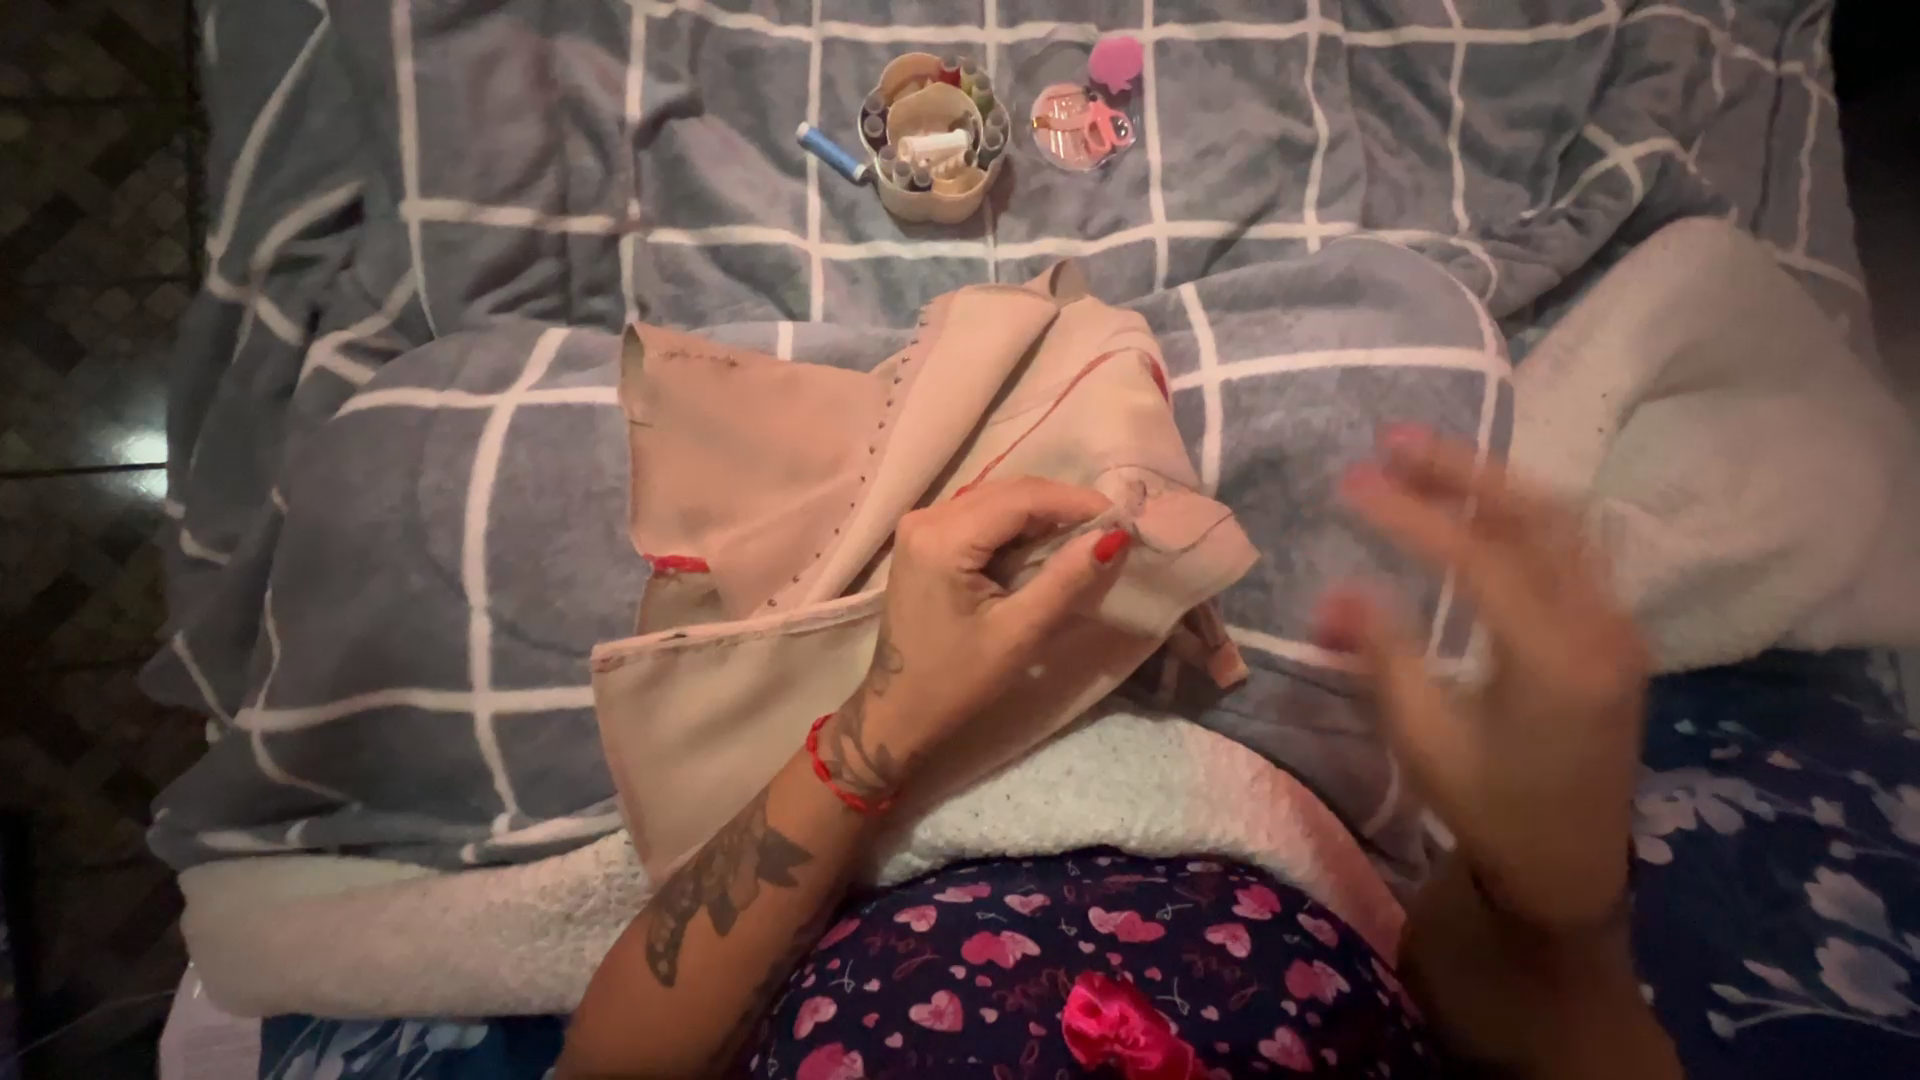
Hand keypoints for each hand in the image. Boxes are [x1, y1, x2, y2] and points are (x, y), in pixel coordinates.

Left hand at [813, 478, 1130, 804]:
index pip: (1020, 498)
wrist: (900, 709)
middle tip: (1107, 528)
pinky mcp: (922, 540)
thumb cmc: (957, 680)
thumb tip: (1114, 536)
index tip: (1121, 517)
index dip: (1074, 501)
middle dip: (1060, 505)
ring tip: (1083, 535)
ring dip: (1039, 513)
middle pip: (1006, 491)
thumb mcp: (1018, 632)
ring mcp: (919, 526)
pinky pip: (978, 516)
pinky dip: (1014, 525)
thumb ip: (1065, 580)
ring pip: (993, 499)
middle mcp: (925, 519)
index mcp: (941, 539)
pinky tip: (1042, 543)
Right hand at [1319, 427, 1648, 931]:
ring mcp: (1614, 624)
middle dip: (1463, 468)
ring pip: (1562, 523)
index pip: (1479, 556)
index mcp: (1555, 659)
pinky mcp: (1607, 629)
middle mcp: (1600, 626)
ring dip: (1492, 482)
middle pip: (1539, 515)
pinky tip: (1472, 504)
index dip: (1409, 513)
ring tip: (1423, 457)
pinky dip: (1516, 511)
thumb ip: (1382, 654)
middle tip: (1394, 439)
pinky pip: (1567, 546)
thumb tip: (1334, 591)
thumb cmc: (1486, 804)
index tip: (1350, 480)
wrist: (1567, 861)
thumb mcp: (1420, 737)